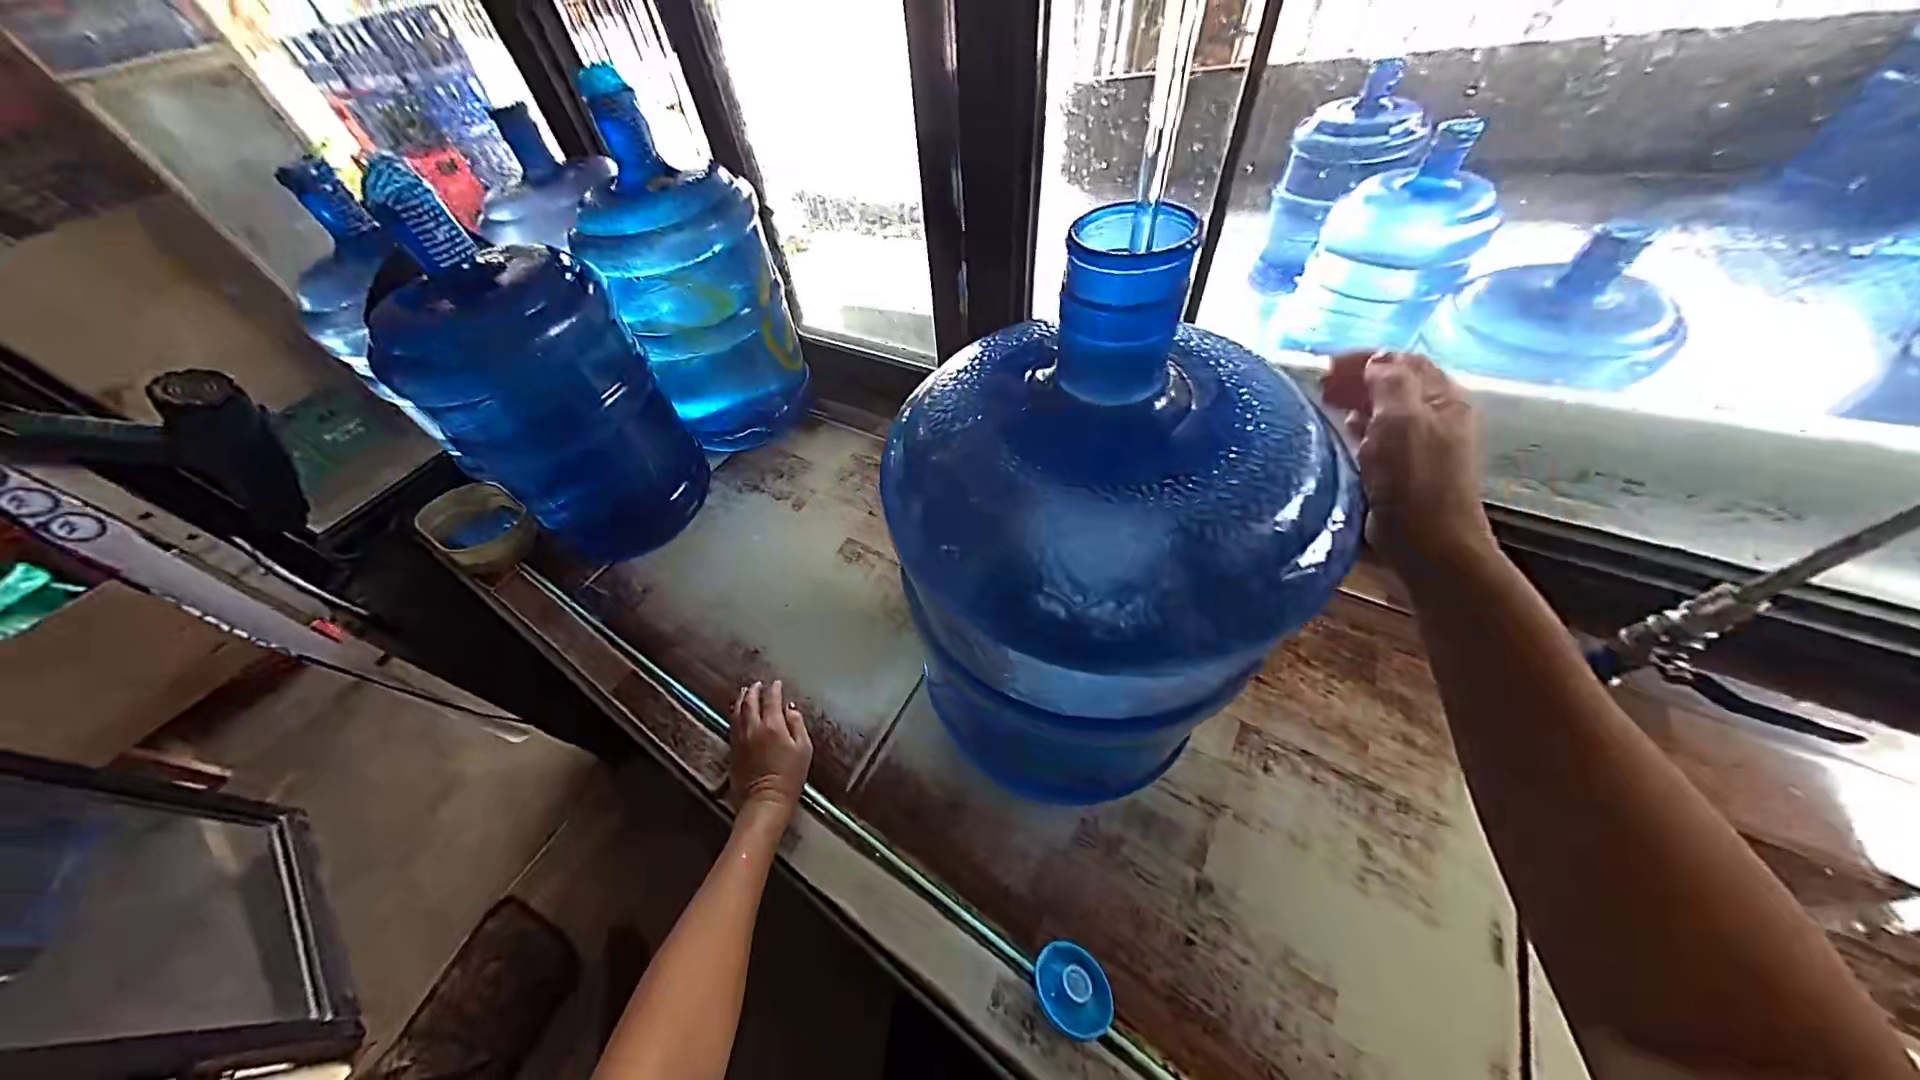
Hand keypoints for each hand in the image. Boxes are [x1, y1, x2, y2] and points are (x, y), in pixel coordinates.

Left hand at [728, 680, 811, 821]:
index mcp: (773, 726)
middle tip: (757, 684)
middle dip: (754, 691)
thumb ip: (797, 725)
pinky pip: (733, 725)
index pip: (771, 700)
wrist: (766, 800)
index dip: (774, 689)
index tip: (777, 683)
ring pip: (738, 712)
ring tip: (745, 692)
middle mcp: (753, 728)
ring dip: (742, 700)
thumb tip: (790, 710)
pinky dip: (735, 714)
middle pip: (750, 703)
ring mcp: (740, 739)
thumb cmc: (790, 775)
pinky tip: (737, 712)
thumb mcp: (804, 749)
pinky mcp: (733, 750)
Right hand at [1321, 350, 1496, 578]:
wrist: (1427, 541)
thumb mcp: (1401, 421)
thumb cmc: (1414, 479)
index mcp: (1443, 399)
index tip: (1324, 366)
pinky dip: (1357, 426)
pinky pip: (1378, 435)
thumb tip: (1377, 360)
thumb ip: (1390, 384)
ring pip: (1384, 409)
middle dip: (1356, 378)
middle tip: (1319, 384)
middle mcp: (1435, 416)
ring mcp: (1420, 444)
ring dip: (1354, 401)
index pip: (1403, 361)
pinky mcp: (1402, 469)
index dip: (1365, 359)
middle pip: (1394, 383)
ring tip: (1324, 404)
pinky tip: (1340, 432)